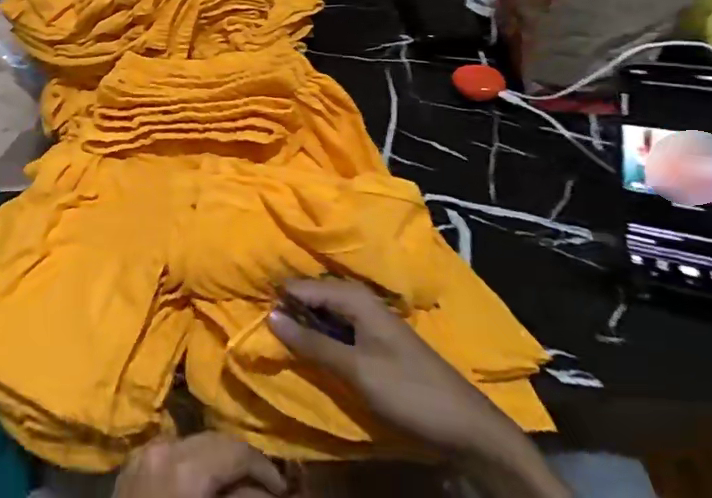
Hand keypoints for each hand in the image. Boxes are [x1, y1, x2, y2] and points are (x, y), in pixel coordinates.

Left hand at [114, 432, 289, 497]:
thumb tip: (264, 492)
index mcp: (184, 467)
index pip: (236, 451)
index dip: (264, 469)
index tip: (281, 490)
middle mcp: (162, 449)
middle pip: (214, 441)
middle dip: (240, 462)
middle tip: (263, 487)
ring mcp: (142, 456)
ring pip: (192, 444)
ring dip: (216, 462)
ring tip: (234, 487)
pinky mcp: (129, 469)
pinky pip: (169, 455)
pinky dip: (190, 466)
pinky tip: (202, 488)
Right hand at [268, 279, 570, 497]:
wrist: (464, 424)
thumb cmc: (407, 391)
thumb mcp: (355, 370)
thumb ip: (312, 344)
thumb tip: (270, 316)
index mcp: (355, 296)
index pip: (302, 287)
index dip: (277, 298)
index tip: (248, 311)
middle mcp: (361, 298)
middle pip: (313, 296)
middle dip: (288, 308)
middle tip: (258, 326)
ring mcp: (369, 319)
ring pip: (324, 312)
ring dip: (303, 324)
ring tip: (276, 338)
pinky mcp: (374, 340)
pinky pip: (337, 328)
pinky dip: (320, 336)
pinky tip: (308, 350)